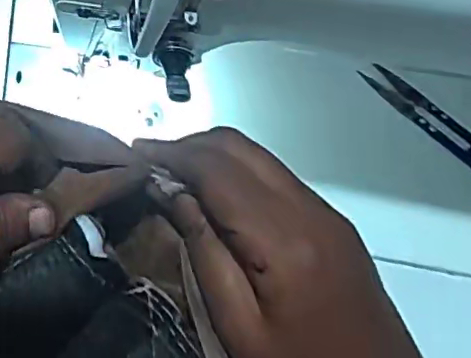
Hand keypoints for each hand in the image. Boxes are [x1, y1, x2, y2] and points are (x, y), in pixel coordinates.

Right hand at [135, 128, 420, 357]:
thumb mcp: (239, 325)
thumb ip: (201, 249)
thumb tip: (169, 192)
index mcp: (285, 239)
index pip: (213, 166)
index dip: (168, 152)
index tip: (134, 154)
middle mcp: (311, 213)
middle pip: (235, 146)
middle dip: (186, 145)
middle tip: (151, 162)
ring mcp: (328, 217)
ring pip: (255, 154)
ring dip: (210, 154)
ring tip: (175, 174)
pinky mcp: (335, 227)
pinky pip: (273, 174)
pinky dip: (235, 168)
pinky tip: (215, 192)